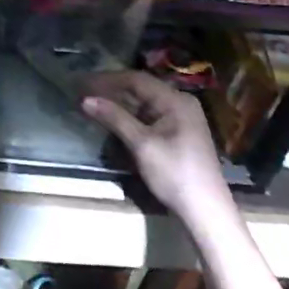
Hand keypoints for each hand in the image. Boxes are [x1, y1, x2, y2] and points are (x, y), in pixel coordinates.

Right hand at [81, 72, 235, 228]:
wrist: (205, 210)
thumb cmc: (175, 173)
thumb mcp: (142, 145)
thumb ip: (115, 118)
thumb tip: (86, 100)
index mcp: (176, 100)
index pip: (136, 79)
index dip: (107, 79)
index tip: (83, 82)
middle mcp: (180, 103)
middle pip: (141, 89)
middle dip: (112, 90)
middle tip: (84, 92)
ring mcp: (181, 118)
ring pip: (144, 103)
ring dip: (120, 103)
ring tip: (94, 104)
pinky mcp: (178, 133)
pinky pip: (150, 116)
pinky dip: (131, 116)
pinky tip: (114, 119)